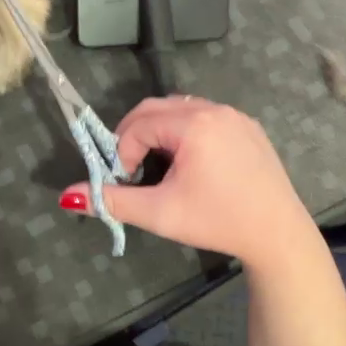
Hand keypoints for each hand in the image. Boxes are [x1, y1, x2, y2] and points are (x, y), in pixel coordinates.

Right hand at [60, 96, 319, 265]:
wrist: (278, 236)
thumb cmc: (217, 221)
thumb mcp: (159, 213)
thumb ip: (112, 200)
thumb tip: (67, 198)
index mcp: (193, 125)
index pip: (138, 125)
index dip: (123, 152)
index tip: (126, 182)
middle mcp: (215, 110)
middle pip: (156, 108)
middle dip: (135, 135)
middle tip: (132, 169)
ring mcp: (235, 117)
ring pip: (180, 111)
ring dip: (159, 132)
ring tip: (158, 167)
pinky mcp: (248, 129)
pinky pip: (205, 118)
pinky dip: (185, 133)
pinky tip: (190, 165)